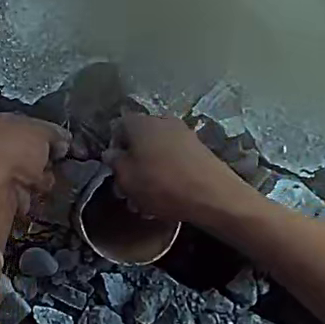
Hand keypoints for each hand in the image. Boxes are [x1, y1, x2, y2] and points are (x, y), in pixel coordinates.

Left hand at [0, 113, 70, 218]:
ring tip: (45, 175)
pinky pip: (30, 189)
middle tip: (54, 157)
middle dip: (46, 155)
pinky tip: (39, 188)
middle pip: (30, 149)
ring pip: (32, 171)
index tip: (61, 140)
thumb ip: (56, 133)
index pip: (28, 123)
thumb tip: (62, 139)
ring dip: (44, 175)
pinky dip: (37, 190)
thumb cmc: (15, 151)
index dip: (47, 131)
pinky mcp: (4, 193)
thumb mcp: (43, 131)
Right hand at [104, 112, 258, 225]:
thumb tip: (111, 153)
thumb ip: (115, 163)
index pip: (118, 127)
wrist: (213, 195)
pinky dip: (168, 175)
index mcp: (141, 123)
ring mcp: (184, 134)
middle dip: (132, 165)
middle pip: (139, 141)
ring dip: (150, 174)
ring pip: (157, 153)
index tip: (115, 171)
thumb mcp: (127, 178)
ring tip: (148, 202)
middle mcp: (163, 121)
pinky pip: (175, 160)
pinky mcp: (200, 150)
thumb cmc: (161, 185)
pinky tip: (168, 197)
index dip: (113, 149)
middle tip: (130, 191)